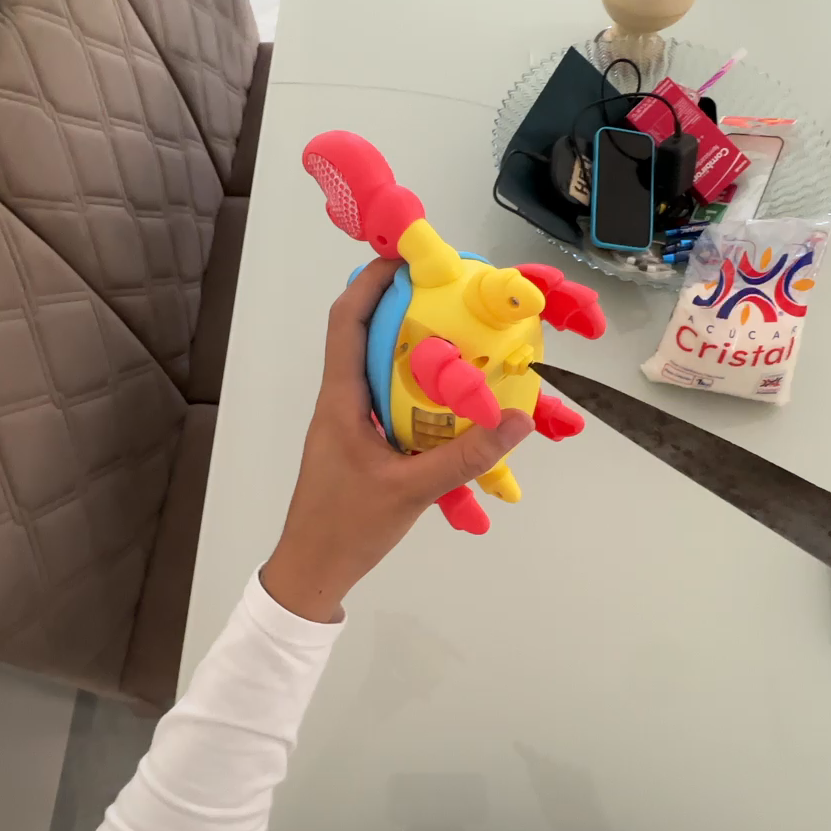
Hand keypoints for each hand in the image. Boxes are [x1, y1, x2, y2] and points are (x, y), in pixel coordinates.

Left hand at [261, 261, 534, 623]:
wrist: (313, 569)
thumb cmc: (346, 526)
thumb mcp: (412, 490)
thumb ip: (466, 456)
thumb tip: (517, 421)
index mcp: (341, 399)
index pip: (347, 321)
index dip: (372, 282)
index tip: (409, 260)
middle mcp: (343, 401)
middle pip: (368, 337)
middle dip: (405, 309)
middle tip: (454, 299)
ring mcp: (351, 423)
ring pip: (382, 371)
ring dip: (416, 352)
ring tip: (463, 343)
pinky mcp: (363, 444)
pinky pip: (393, 403)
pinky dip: (421, 393)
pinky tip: (454, 406)